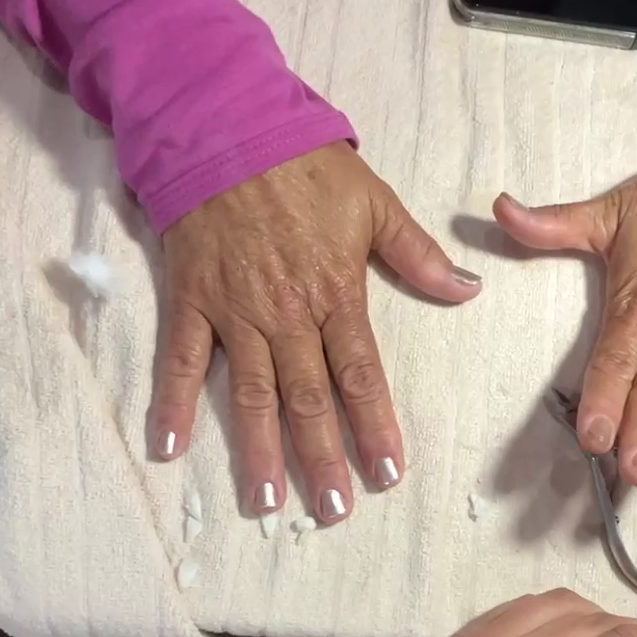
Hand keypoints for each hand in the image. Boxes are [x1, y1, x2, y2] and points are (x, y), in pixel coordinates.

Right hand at [149, 142, 481, 521]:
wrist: (227, 126)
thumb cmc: (305, 166)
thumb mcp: (375, 203)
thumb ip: (420, 255)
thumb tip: (468, 291)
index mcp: (336, 296)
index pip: (362, 376)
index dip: (375, 428)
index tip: (387, 475)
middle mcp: (287, 317)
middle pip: (309, 400)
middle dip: (321, 458)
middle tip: (332, 509)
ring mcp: (236, 313)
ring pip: (252, 394)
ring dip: (258, 450)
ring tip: (264, 502)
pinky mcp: (192, 302)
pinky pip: (181, 360)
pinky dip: (173, 403)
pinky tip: (168, 448)